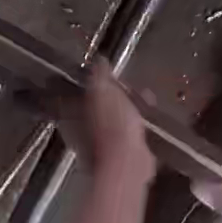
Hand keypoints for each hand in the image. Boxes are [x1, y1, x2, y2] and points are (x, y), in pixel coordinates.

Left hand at [81, 58, 154, 187]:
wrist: (128, 163)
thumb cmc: (111, 124)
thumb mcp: (103, 90)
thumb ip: (99, 74)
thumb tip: (98, 59)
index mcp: (70, 114)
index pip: (73, 93)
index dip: (87, 83)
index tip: (102, 74)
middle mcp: (80, 131)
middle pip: (95, 107)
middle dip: (113, 94)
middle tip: (128, 85)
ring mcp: (99, 145)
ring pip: (113, 119)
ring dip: (128, 108)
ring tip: (145, 97)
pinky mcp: (119, 156)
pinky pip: (127, 133)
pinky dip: (137, 124)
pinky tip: (150, 117)